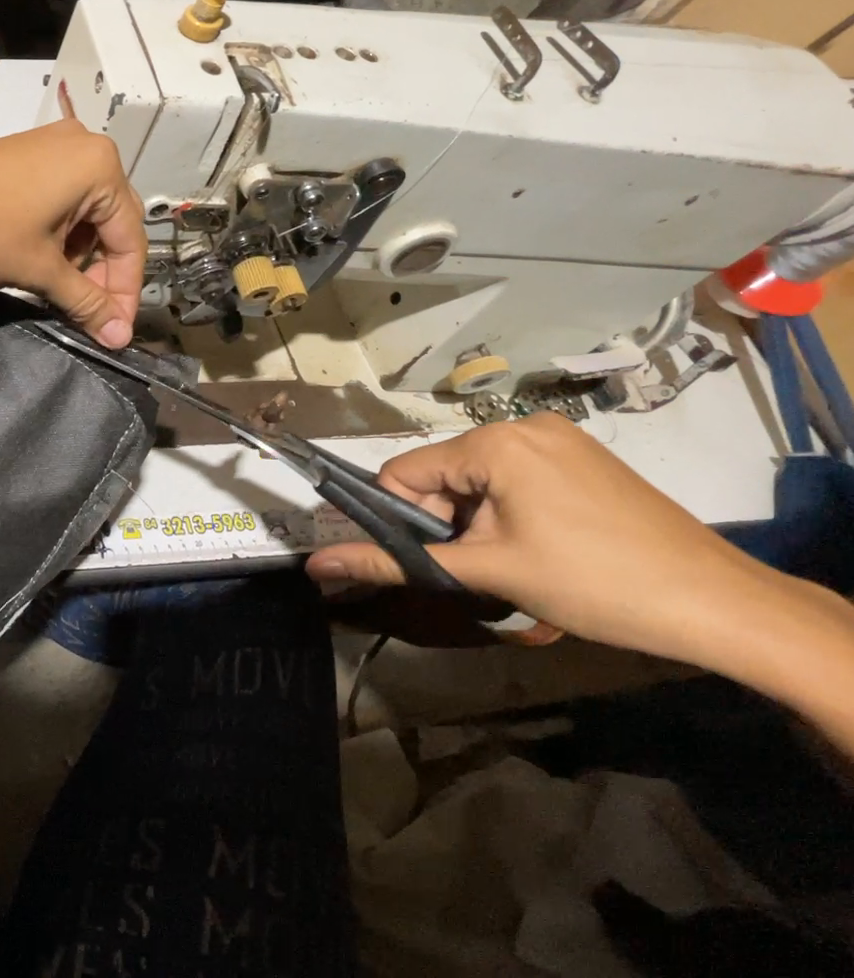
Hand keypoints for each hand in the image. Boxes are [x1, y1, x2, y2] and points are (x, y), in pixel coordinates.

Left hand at [0, 121, 147, 347]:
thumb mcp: (40, 272)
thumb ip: (86, 302)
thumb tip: (119, 338)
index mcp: (99, 165)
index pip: (129, 237)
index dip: (125, 291)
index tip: (117, 329)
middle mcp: (80, 144)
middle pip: (108, 221)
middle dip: (101, 273)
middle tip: (92, 315)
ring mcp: (46, 146)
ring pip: (81, 212)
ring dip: (76, 256)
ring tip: (60, 292)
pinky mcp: (18, 156)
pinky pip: (54, 199)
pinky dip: (54, 235)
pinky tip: (40, 264)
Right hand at [305, 413, 781, 666]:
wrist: (717, 604)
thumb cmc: (589, 582)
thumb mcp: (483, 571)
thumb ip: (392, 563)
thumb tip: (314, 566)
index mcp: (494, 442)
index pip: (403, 474)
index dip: (407, 520)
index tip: (445, 556)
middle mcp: (523, 426)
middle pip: (441, 474)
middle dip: (447, 522)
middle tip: (487, 565)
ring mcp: (560, 439)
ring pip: (477, 479)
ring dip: (477, 521)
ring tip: (519, 561)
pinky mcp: (584, 457)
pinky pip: (514, 477)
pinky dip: (508, 511)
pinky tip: (543, 546)